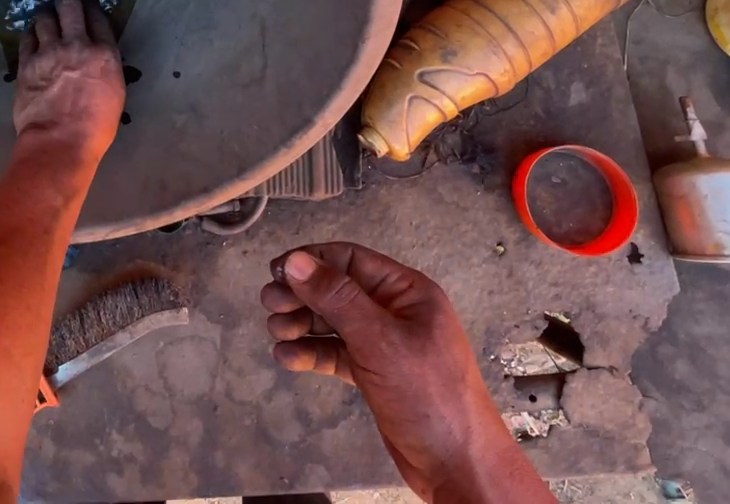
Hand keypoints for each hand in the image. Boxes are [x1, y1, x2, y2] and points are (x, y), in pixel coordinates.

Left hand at [12, 0, 125, 163]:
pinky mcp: (27, 62)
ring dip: (47, 15)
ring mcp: (49, 52)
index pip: (97, 17)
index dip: (92, 6)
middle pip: (70, 6)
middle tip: (65, 2)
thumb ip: (105, 65)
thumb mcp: (115, 91)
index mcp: (104, 53)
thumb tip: (96, 55)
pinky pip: (27, 37)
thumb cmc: (96, 127)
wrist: (60, 142)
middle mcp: (76, 44)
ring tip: (46, 18)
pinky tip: (33, 35)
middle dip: (68, 0)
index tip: (88, 4)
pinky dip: (32, 33)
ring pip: (44, 17)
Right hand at [261, 243, 544, 501]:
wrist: (460, 470)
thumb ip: (335, 298)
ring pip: (332, 321)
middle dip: (301, 295)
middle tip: (269, 304)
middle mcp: (394, 311)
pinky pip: (335, 352)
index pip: (349, 260)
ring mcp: (383, 343)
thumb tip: (295, 261)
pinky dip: (310, 352)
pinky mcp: (374, 373)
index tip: (276, 272)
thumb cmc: (429, 396)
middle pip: (336, 290)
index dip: (311, 262)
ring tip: (275, 331)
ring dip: (300, 323)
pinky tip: (286, 357)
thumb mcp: (379, 340)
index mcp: (407, 292)